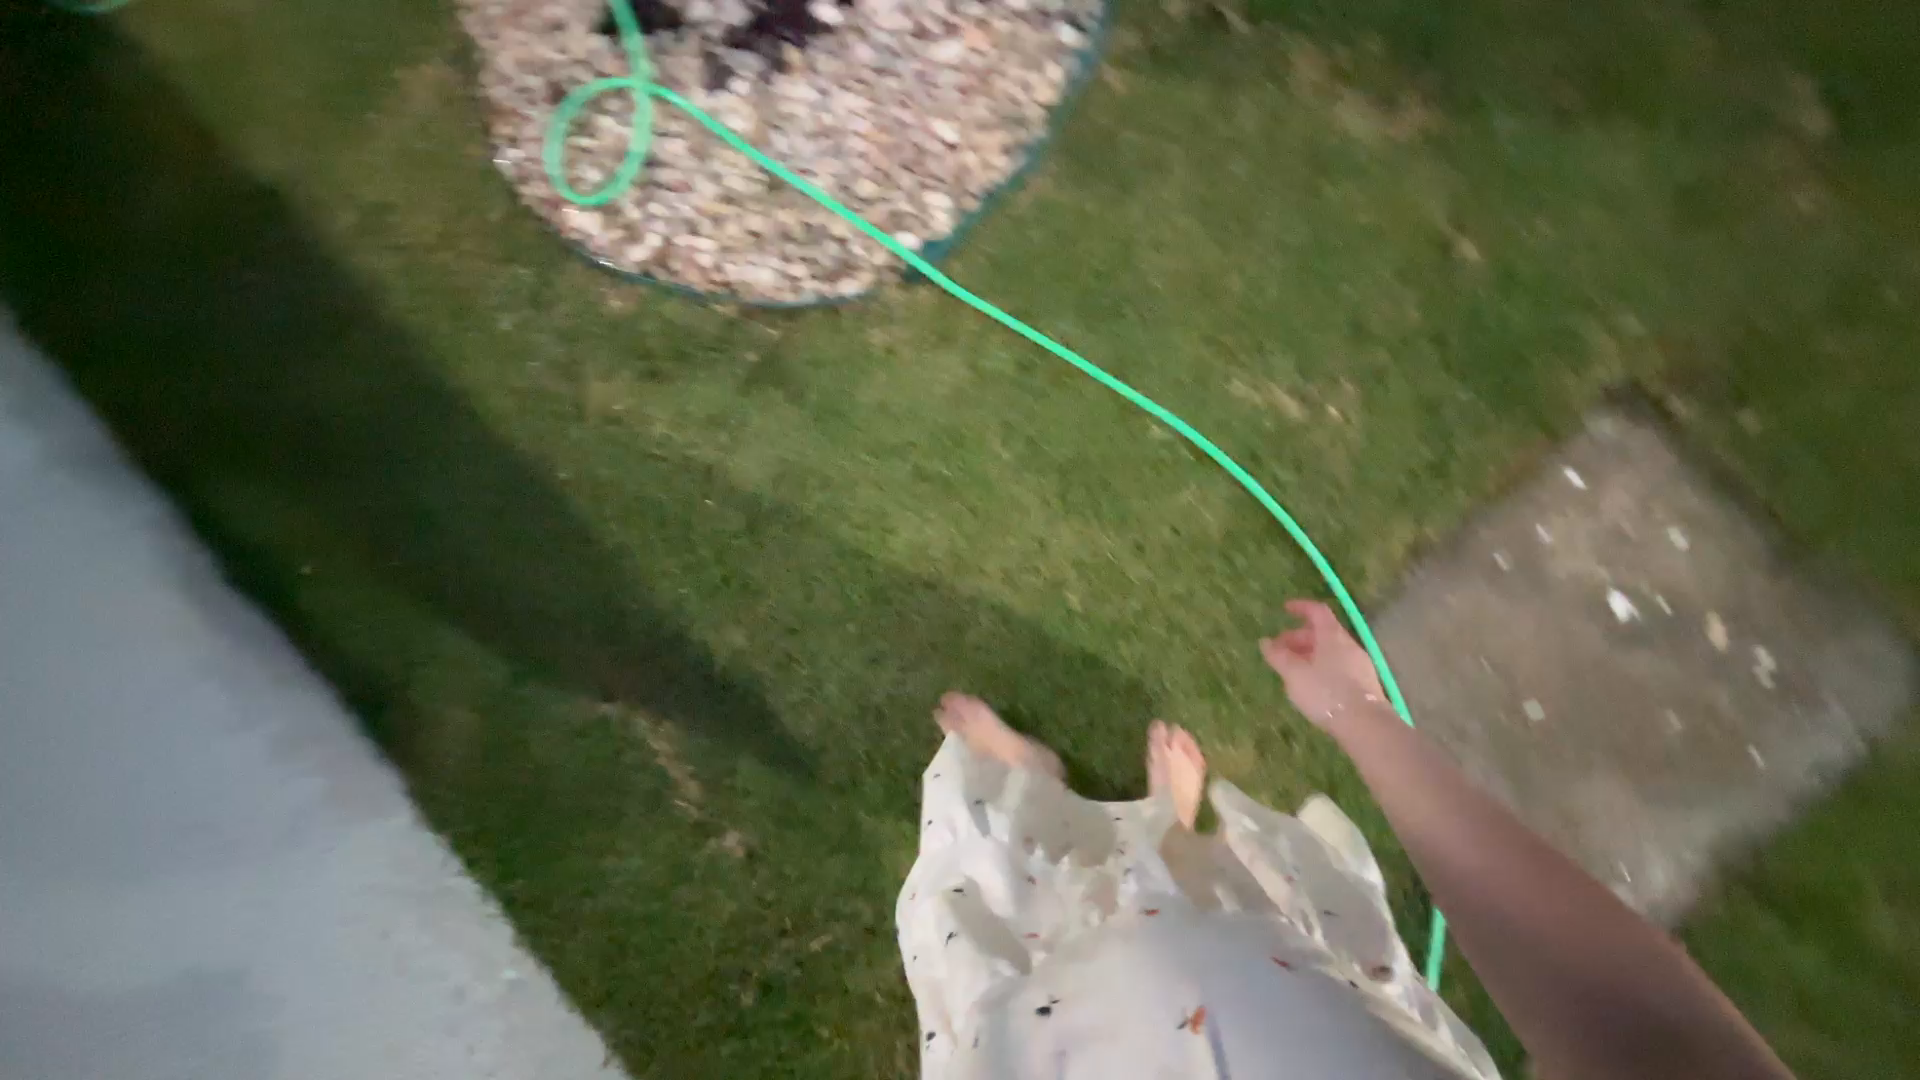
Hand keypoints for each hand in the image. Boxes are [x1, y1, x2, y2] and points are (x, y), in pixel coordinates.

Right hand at [1260, 599, 1388, 733]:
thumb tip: (1266, 642)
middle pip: (1323, 632)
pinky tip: (1312, 685)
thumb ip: (1278, 656)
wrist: (1365, 725)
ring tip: (1293, 670)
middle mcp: (1348, 645)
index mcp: (1332, 637)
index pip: (1317, 611)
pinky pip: (1339, 666)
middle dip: (1299, 637)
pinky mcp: (1365, 683)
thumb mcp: (1294, 674)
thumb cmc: (1325, 692)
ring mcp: (1360, 664)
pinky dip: (1322, 667)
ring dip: (1309, 654)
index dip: (1300, 607)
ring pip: (1331, 650)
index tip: (1284, 610)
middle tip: (1280, 650)